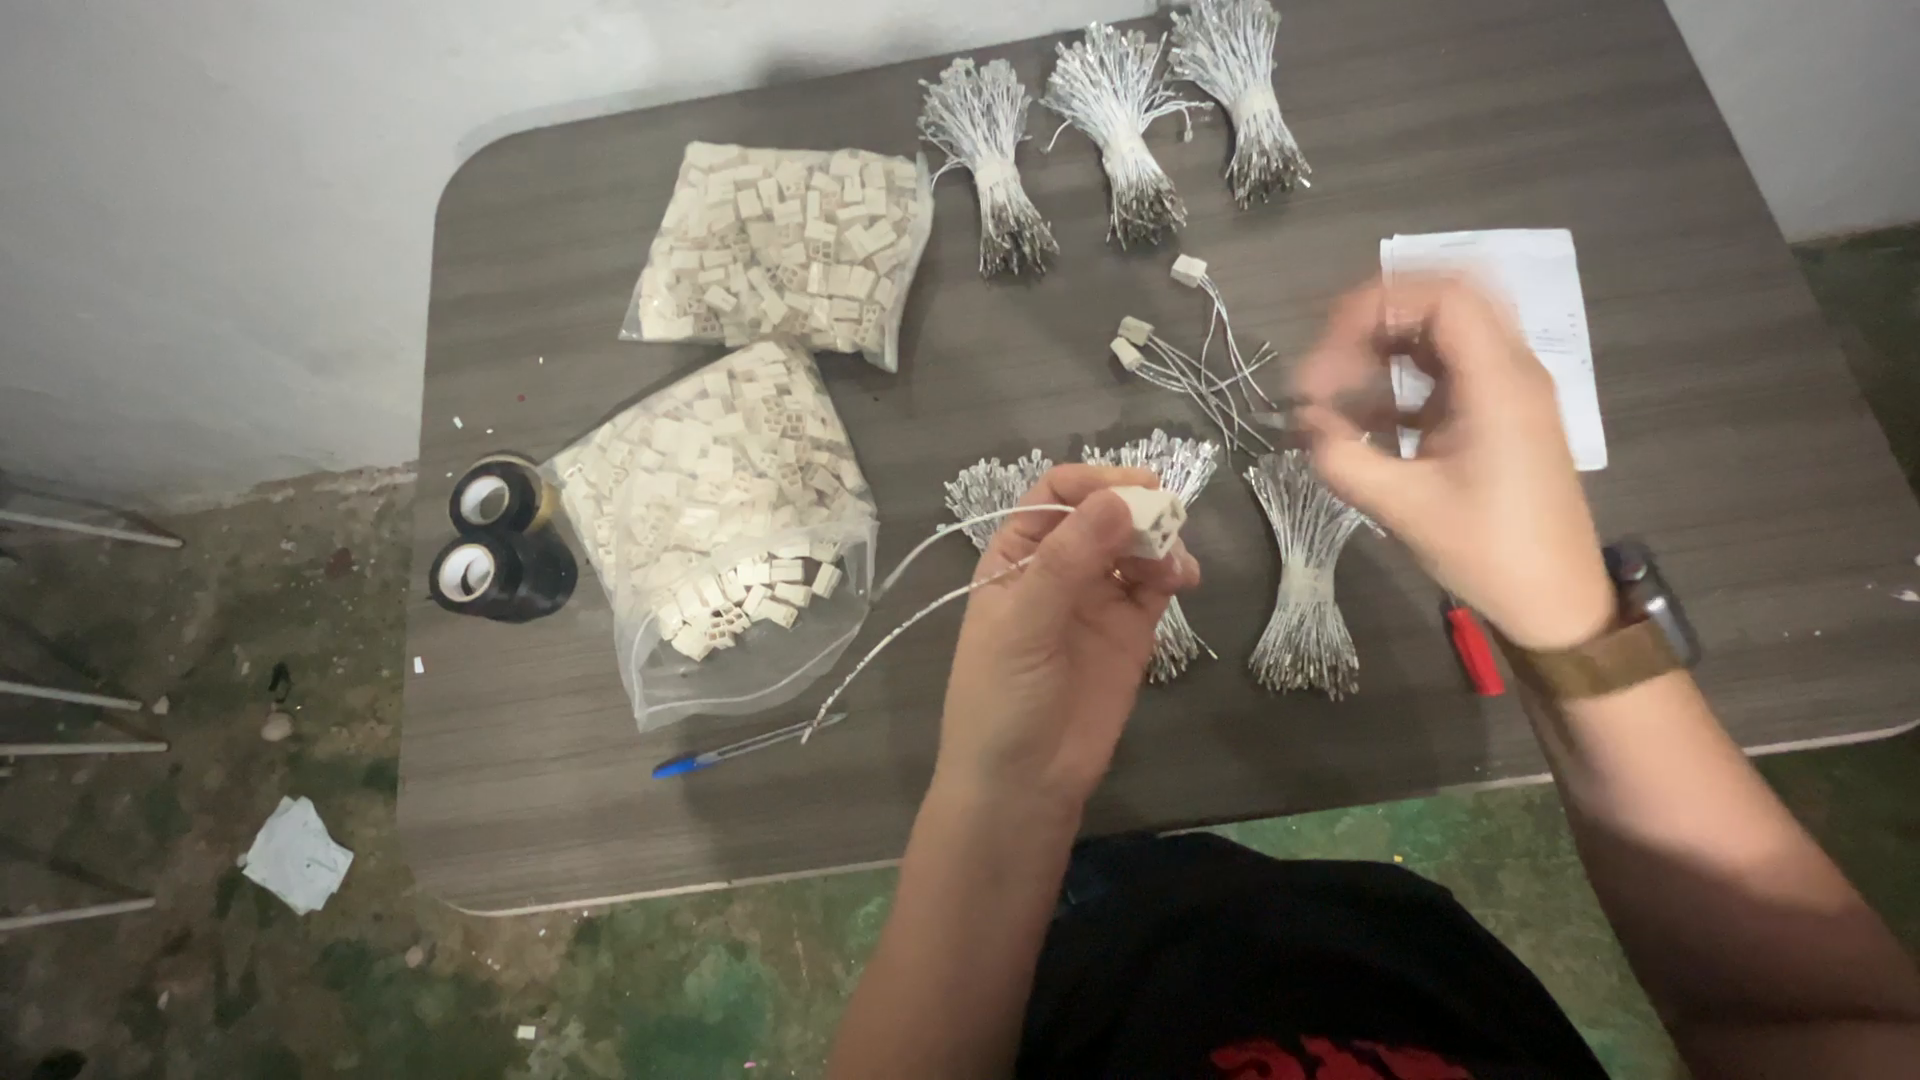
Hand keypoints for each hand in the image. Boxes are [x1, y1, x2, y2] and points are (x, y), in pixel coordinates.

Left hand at [935, 465, 1200, 813]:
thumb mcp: (1022, 625)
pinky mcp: (1128, 630)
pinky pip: (1154, 584)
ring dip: (1158, 539)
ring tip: (1172, 563)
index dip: (1091, 483)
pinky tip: (1182, 578)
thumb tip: (1119, 500)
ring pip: (1133, 546)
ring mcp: (1094, 599)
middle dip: (1133, 508)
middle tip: (1165, 517)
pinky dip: (1172, 571)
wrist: (1023, 784)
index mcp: (1015, 558)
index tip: (1135, 489)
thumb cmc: (1003, 700)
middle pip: (1100, 514)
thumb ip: (1066, 562)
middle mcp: (1056, 569)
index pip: (1053, 496)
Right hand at [1292, 275, 1613, 649]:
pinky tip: (1357, 418)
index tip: (1323, 356)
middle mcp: (1508, 372)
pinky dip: (1395, 382)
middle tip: (1325, 367)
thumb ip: (1341, 459)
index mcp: (1498, 384)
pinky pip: (1441, 375)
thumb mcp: (1402, 507)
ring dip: (1380, 351)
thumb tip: (1302, 423)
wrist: (1555, 599)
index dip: (1373, 308)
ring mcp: (1504, 393)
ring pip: (1440, 337)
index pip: (1441, 298)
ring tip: (1331, 391)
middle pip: (1441, 304)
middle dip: (1372, 323)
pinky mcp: (1493, 418)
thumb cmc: (1487, 551)